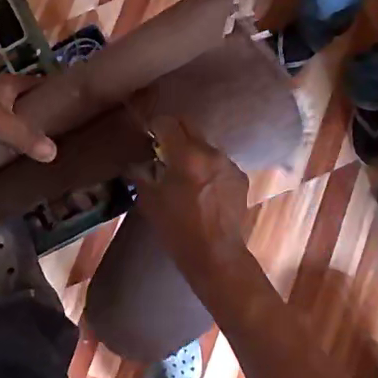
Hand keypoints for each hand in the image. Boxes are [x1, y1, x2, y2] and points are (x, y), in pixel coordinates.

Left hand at [0, 75, 56, 160]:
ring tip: (40, 146)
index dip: (55, 91)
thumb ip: (26, 136)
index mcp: (6, 83)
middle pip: (25, 100)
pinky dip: (4, 137)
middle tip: (60, 133)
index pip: (39, 82)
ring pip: (9, 114)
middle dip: (40, 113)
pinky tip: (11, 151)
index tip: (73, 107)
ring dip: (21, 127)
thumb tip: (54, 153)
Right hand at [130, 116, 250, 277]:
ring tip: (183, 174)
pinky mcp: (240, 177)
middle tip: (162, 149)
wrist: (215, 254)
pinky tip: (202, 189)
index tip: (149, 134)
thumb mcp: (150, 201)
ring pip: (205, 146)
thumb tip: (137, 164)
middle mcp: (210, 153)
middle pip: (189, 127)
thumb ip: (142, 175)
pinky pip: (219, 163)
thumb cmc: (177, 230)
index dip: (155, 125)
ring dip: (192, 153)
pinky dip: (208, 169)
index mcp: (186, 156)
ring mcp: (229, 164)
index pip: (168, 123)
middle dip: (174, 134)